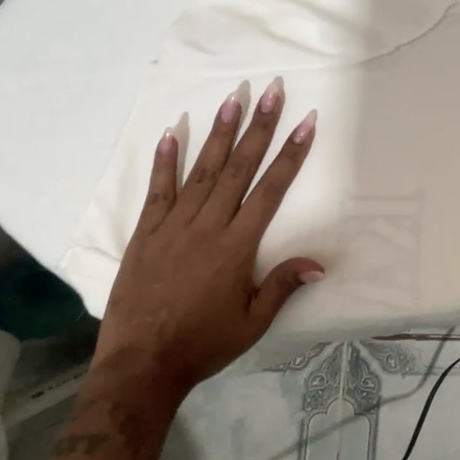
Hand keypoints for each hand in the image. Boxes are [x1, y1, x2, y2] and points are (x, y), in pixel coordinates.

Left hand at [92, 78, 322, 400]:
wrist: (139, 368)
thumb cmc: (202, 345)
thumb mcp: (252, 323)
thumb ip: (282, 286)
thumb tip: (319, 262)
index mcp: (237, 246)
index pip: (271, 189)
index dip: (291, 153)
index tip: (306, 121)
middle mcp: (207, 227)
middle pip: (239, 167)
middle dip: (258, 126)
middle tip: (271, 91)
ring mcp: (173, 227)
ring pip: (202, 170)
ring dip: (219, 132)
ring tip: (232, 97)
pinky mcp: (145, 235)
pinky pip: (157, 191)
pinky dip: (165, 161)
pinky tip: (173, 132)